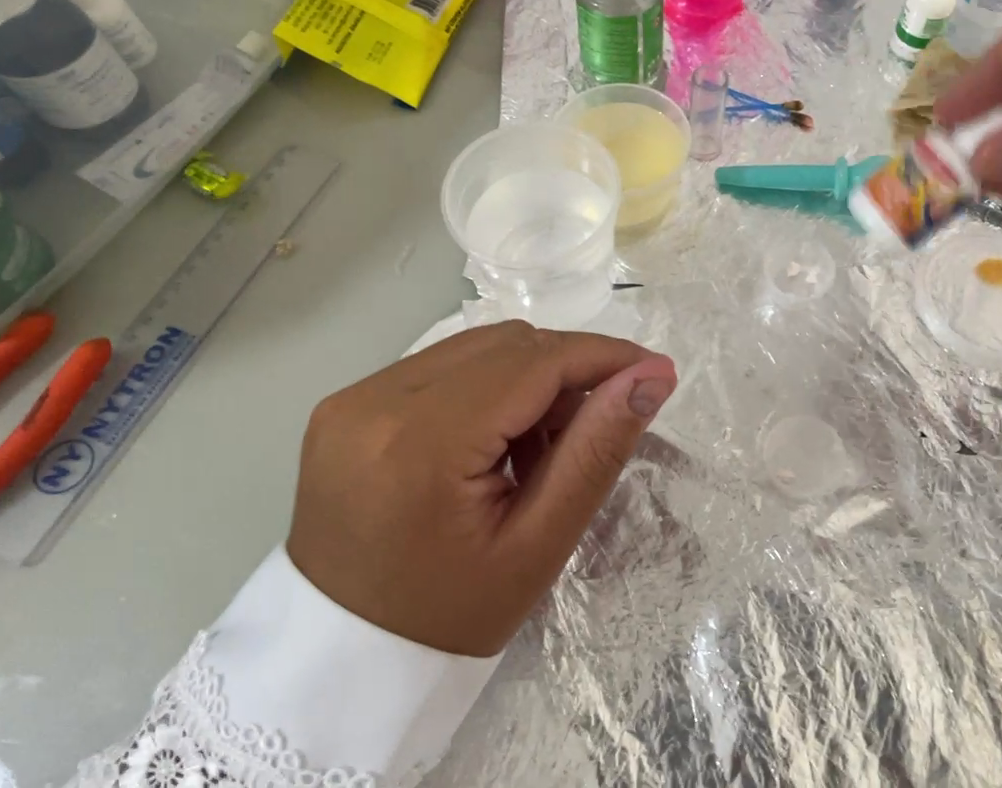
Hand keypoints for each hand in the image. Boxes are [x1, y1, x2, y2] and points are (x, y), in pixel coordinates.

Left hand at [286, 322, 677, 656]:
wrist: (344, 655)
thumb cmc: (450, 616)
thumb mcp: (539, 545)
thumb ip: (596, 452)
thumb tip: (650, 377)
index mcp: (420, 444)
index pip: (532, 363)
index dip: (602, 356)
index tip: (656, 371)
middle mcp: (375, 401)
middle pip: (504, 345)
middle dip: (566, 371)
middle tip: (596, 426)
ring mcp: (352, 398)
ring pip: (474, 348)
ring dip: (528, 378)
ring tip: (541, 446)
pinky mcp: (344, 404)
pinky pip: (439, 367)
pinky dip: (486, 387)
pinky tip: (495, 442)